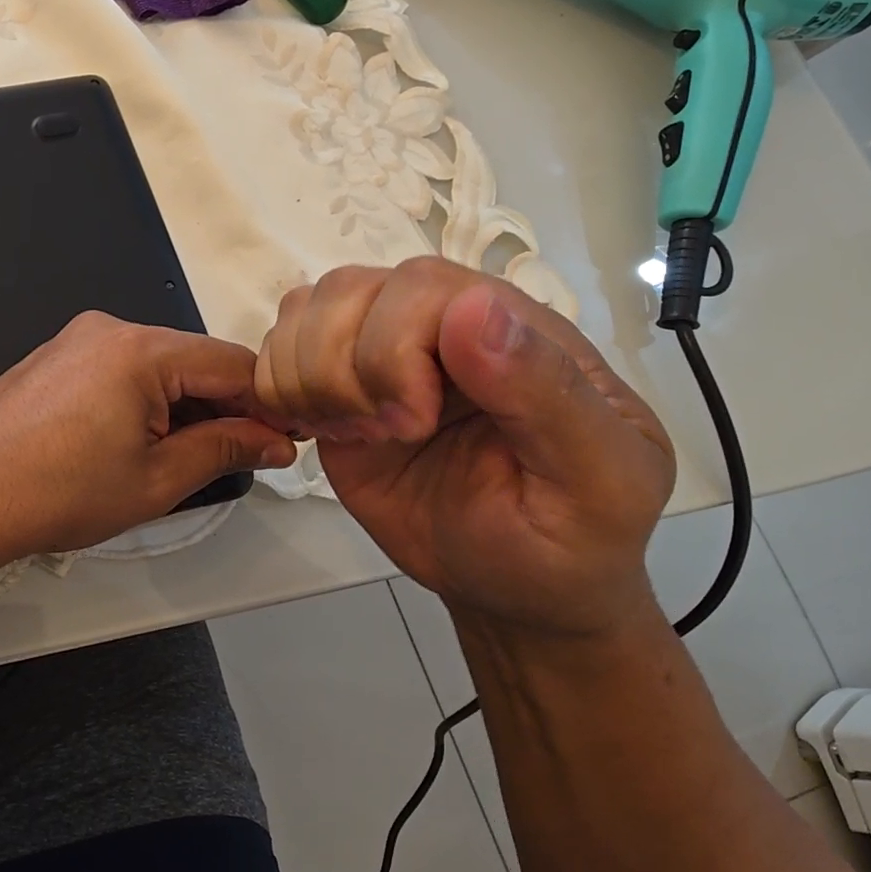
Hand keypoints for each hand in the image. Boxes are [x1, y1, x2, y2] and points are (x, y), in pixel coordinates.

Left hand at [0, 312, 295, 581]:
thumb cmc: (50, 495)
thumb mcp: (155, 481)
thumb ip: (224, 450)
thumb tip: (271, 439)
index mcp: (137, 350)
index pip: (234, 363)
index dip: (268, 404)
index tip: (285, 440)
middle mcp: (103, 332)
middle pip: (192, 361)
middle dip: (221, 407)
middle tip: (240, 458)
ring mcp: (70, 342)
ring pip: (153, 367)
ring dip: (179, 407)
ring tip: (180, 460)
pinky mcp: (50, 361)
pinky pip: (114, 371)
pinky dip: (138, 401)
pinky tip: (134, 444)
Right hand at [252, 258, 675, 636]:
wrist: (509, 584)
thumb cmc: (564, 540)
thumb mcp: (595, 481)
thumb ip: (547, 392)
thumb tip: (475, 306)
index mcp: (512, 331)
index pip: (421, 286)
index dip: (393, 348)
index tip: (412, 426)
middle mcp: (437, 327)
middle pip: (348, 290)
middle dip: (342, 369)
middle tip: (381, 436)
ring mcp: (375, 355)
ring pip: (304, 311)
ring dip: (305, 378)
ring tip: (349, 434)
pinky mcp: (330, 388)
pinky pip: (275, 351)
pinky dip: (275, 389)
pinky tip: (318, 431)